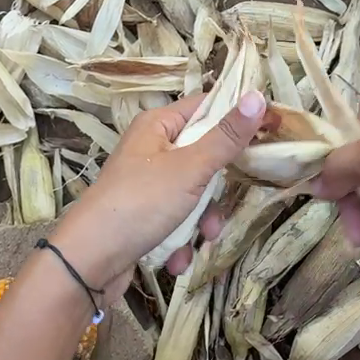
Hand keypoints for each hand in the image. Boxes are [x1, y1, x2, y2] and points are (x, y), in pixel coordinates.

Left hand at [50, 89, 269, 288]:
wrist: (87, 263)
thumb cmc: (140, 204)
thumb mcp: (190, 168)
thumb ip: (226, 136)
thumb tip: (256, 96)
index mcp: (158, 124)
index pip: (207, 106)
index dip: (239, 117)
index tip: (272, 131)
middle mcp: (151, 147)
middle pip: (203, 154)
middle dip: (217, 186)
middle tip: (229, 199)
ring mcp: (144, 183)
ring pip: (193, 193)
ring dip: (201, 220)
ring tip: (201, 238)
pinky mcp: (141, 216)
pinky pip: (175, 220)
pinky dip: (180, 239)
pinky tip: (175, 257)